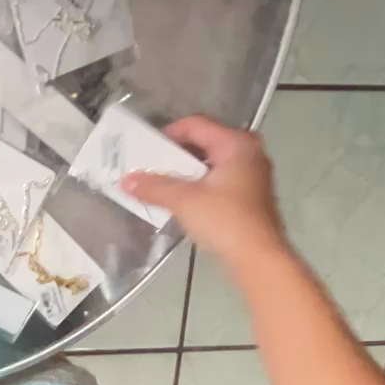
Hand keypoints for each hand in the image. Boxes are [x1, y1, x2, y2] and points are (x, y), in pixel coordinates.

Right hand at [121, 115, 287, 266]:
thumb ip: (154, 187)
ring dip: (185, 174)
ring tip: (161, 186)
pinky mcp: (249, 198)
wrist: (258, 259)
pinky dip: (199, 187)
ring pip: (211, 165)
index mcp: (236, 143)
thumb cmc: (225, 221)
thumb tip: (126, 180)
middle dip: (175, 156)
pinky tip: (182, 203)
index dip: (168, 134)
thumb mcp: (185, 201)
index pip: (196, 125)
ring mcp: (252, 176)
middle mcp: (248, 153)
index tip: (145, 149)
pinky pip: (218, 182)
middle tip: (150, 167)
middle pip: (204, 144)